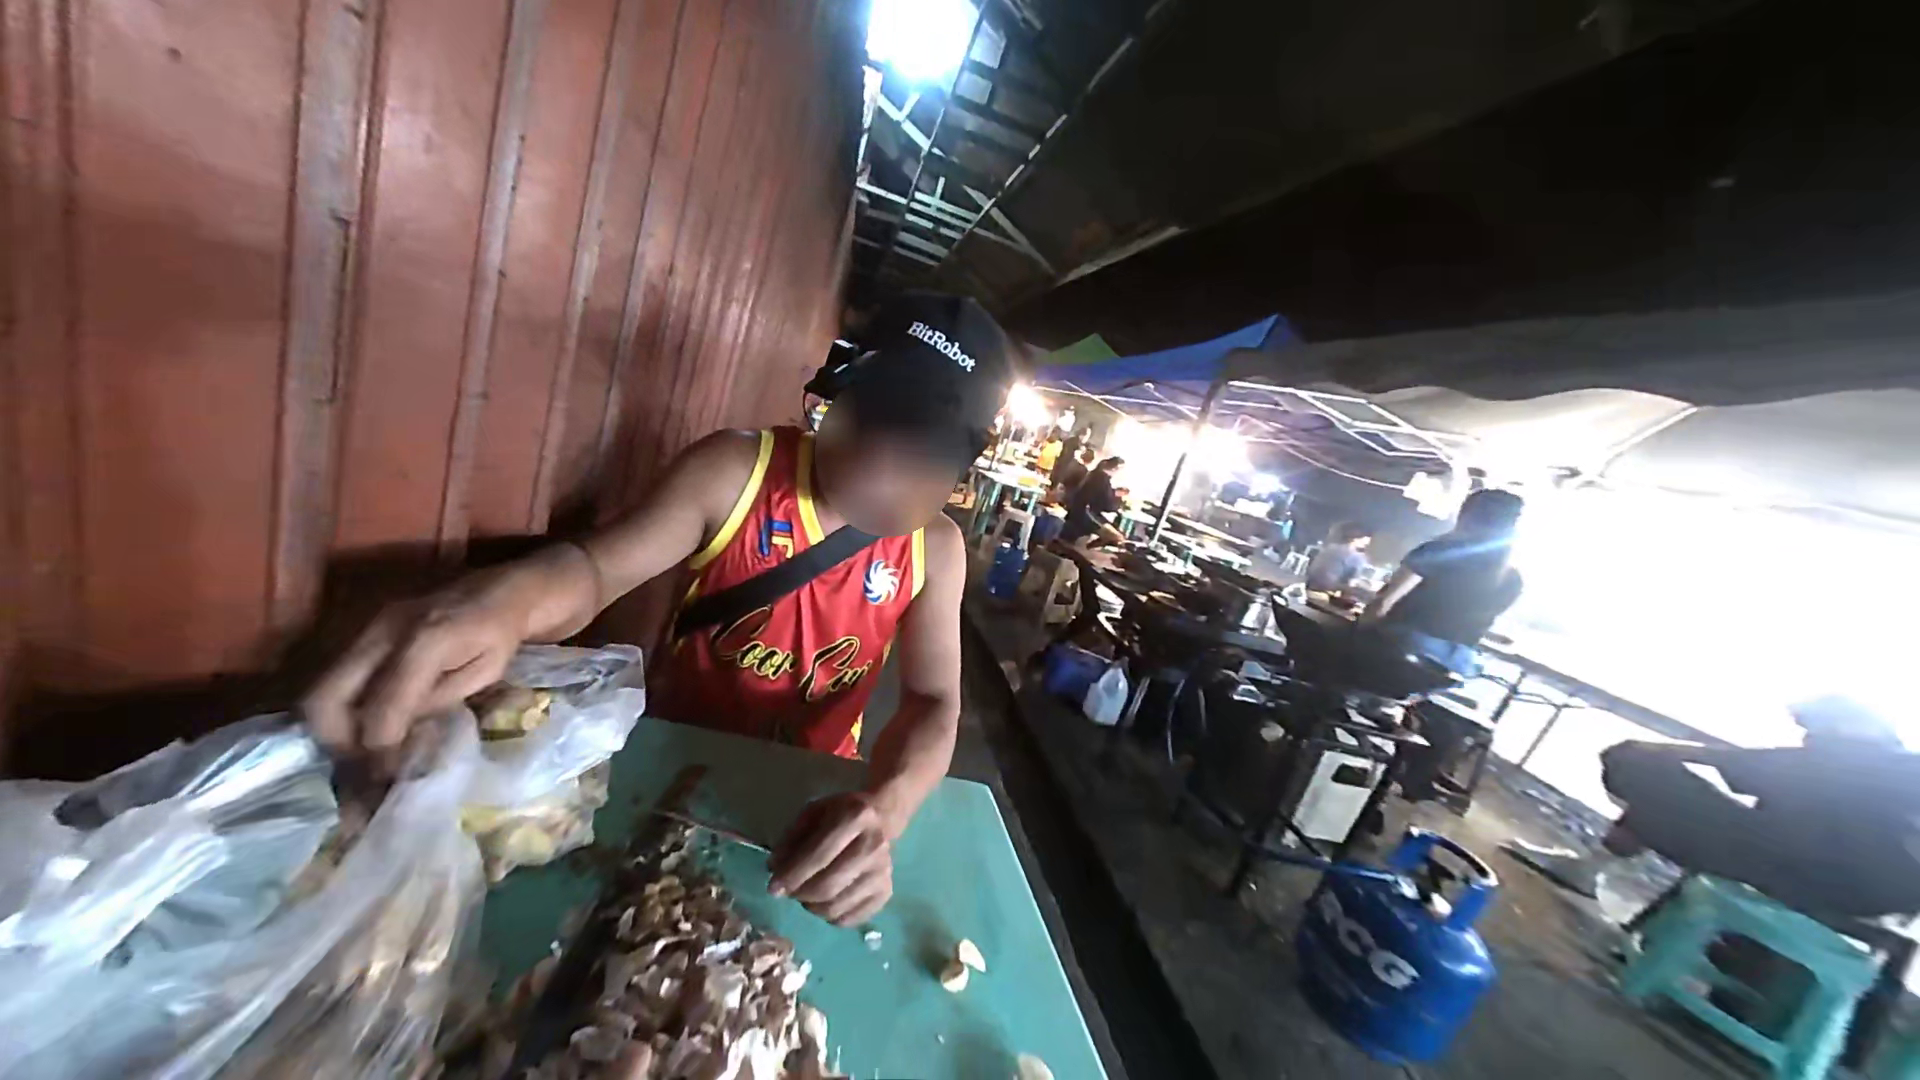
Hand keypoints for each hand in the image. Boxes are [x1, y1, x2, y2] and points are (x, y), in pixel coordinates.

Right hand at [300, 580, 526, 763]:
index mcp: (427, 641)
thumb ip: (442, 698)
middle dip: (336, 740)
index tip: (384, 776)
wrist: (507, 587)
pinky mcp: (362, 628)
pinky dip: (341, 704)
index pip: (384, 704)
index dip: (379, 745)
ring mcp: (367, 625)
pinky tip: (363, 723)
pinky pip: (333, 675)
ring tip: (360, 750)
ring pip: (320, 688)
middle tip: (360, 766)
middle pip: (325, 697)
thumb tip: (400, 731)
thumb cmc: (505, 631)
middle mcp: (384, 631)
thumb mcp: (487, 670)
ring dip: (333, 725)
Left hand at [767, 792, 894, 925]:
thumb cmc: (839, 814)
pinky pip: (849, 919)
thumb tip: (775, 869)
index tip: (772, 888)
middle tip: (789, 892)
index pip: (819, 855)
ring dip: (812, 906)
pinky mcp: (886, 891)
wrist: (878, 818)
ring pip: (836, 907)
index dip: (792, 875)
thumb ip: (791, 839)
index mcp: (855, 816)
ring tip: (806, 894)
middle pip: (828, 886)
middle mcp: (874, 843)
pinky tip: (825, 901)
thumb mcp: (812, 814)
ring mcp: (883, 870)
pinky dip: (829, 917)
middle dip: (800, 894)